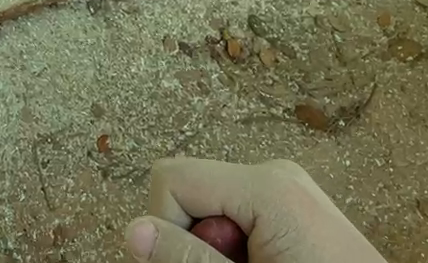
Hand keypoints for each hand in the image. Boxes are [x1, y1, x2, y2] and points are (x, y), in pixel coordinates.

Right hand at [125, 158, 386, 262]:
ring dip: (219, 250)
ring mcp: (290, 190)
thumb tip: (130, 231)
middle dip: (198, 243)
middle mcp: (276, 174)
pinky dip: (240, 250)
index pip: (172, 180)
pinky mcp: (297, 210)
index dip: (168, 229)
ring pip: (212, 208)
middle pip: (191, 192)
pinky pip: (240, 216)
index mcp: (267, 185)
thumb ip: (191, 260)